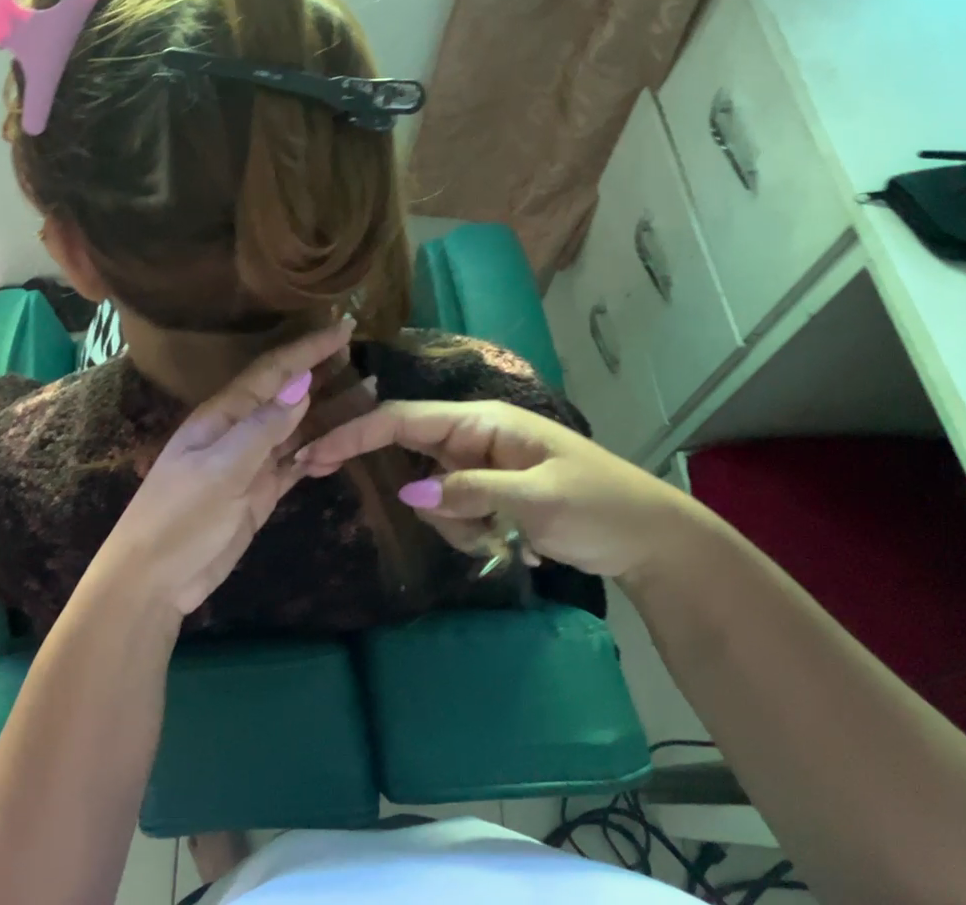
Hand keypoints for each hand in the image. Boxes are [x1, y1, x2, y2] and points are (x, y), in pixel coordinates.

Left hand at [90, 318, 355, 615]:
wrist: (154, 578)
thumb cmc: (178, 517)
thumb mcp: (220, 470)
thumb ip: (261, 429)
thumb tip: (301, 384)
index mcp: (222, 417)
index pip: (271, 372)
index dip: (307, 349)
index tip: (345, 326)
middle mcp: (237, 433)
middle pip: (286, 397)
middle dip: (322, 375)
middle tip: (365, 356)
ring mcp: (249, 465)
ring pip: (296, 431)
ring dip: (328, 417)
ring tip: (370, 399)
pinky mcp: (258, 495)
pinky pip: (293, 466)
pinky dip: (316, 457)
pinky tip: (341, 451)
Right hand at [297, 400, 716, 580]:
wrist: (652, 540)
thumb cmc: (601, 506)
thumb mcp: (538, 499)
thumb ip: (470, 492)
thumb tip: (407, 494)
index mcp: (483, 422)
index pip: (403, 419)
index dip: (354, 432)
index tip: (313, 454)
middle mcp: (474, 438)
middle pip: (408, 453)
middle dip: (402, 483)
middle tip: (349, 487)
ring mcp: (480, 468)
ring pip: (429, 493)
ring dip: (452, 523)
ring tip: (506, 540)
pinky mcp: (488, 495)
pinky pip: (452, 514)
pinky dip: (468, 534)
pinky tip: (513, 546)